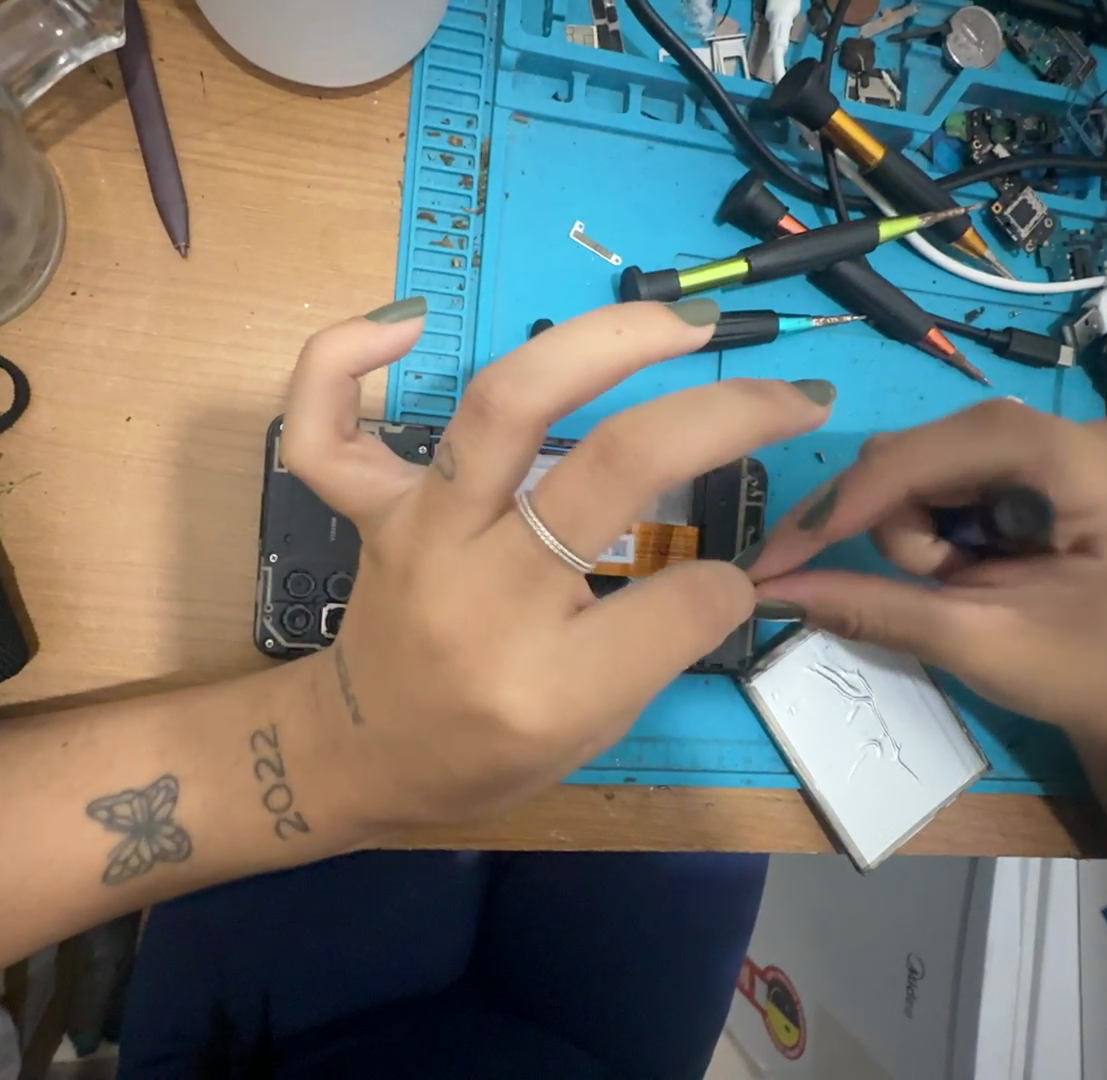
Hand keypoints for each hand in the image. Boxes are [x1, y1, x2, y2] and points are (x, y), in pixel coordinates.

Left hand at [279, 298, 833, 829]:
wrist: (364, 752)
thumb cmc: (481, 754)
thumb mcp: (590, 732)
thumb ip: (660, 645)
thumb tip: (723, 563)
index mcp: (549, 684)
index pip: (683, 602)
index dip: (729, 580)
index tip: (733, 576)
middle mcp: (482, 595)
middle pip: (609, 468)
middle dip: (715, 414)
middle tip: (780, 389)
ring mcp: (417, 538)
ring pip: (500, 408)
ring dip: (599, 343)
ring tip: (673, 323)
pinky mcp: (370, 514)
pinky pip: (327, 432)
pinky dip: (343, 360)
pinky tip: (406, 323)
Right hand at [745, 400, 1106, 735]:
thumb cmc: (1079, 679)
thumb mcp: (974, 647)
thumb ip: (870, 608)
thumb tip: (770, 590)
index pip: (968, 442)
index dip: (870, 486)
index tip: (790, 546)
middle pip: (944, 444)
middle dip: (902, 519)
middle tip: (927, 582)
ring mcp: (1087, 440)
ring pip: (938, 452)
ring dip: (917, 520)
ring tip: (959, 576)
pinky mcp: (1061, 453)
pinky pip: (955, 461)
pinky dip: (935, 513)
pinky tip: (972, 553)